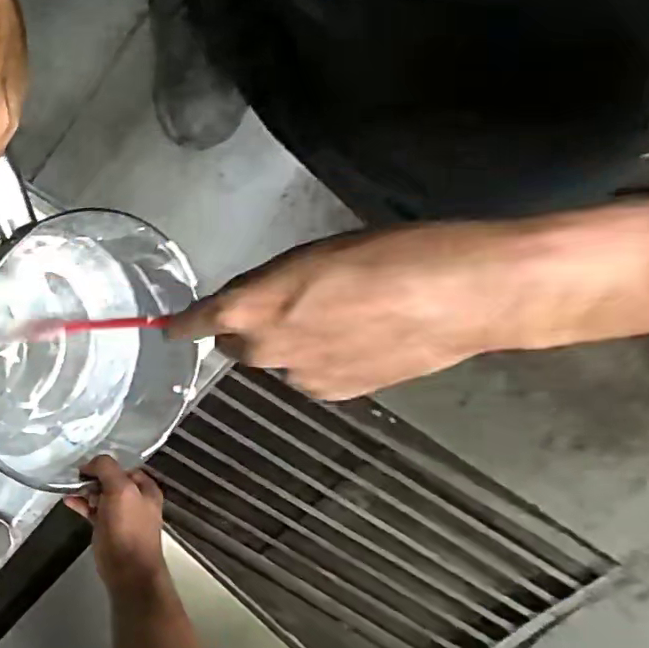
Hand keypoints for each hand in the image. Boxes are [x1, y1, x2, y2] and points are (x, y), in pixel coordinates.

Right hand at [64, 456, 167, 594]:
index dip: (104, 465)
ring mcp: (120, 514)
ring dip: (83, 490)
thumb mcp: (121, 490)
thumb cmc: (128, 527)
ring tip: (69, 488)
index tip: (85, 467)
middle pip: (109, 479)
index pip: (123, 467)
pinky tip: (67, 501)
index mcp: (145, 489)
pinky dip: (80, 504)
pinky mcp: (106, 526)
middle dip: (91, 478)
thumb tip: (89, 463)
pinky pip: (91, 509)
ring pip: (98, 494)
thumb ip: (107, 469)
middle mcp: (134, 499)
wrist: (127, 568)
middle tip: (77, 480)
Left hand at [167, 222, 531, 399]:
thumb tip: (245, 300)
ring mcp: (295, 376)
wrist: (478, 293)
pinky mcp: (331, 394)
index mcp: (249, 309)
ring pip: (273, 362)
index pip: (191, 324)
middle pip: (234, 344)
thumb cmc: (397, 255)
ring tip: (339, 323)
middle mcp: (262, 349)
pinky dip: (320, 362)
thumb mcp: (314, 253)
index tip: (171, 329)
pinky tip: (360, 344)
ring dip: (287, 346)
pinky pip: (308, 376)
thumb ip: (267, 284)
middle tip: (290, 309)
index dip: (181, 325)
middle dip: (249, 330)